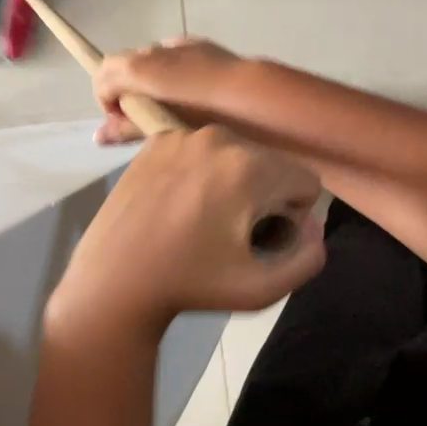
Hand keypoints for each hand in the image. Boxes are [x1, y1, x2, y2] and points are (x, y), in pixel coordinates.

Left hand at [50, 126, 324, 336]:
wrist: (114, 281)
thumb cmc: (191, 287)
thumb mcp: (263, 289)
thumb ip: (308, 258)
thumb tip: (312, 224)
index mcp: (250, 167)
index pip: (306, 181)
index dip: (294, 217)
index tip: (262, 241)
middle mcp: (219, 137)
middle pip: (272, 165)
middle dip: (266, 198)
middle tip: (232, 236)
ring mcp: (182, 136)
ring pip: (237, 155)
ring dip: (235, 184)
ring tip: (204, 222)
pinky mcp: (154, 143)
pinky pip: (201, 152)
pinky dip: (201, 175)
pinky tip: (179, 208)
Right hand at [93, 38, 245, 144]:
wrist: (258, 96)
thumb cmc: (207, 116)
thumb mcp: (163, 125)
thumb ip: (129, 127)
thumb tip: (98, 136)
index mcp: (139, 68)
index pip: (103, 75)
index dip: (106, 99)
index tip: (122, 122)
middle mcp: (154, 49)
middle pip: (126, 65)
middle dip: (128, 91)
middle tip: (145, 120)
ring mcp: (180, 44)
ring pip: (152, 61)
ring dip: (152, 82)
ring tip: (173, 110)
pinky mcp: (202, 45)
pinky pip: (176, 57)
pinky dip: (173, 74)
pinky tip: (193, 97)